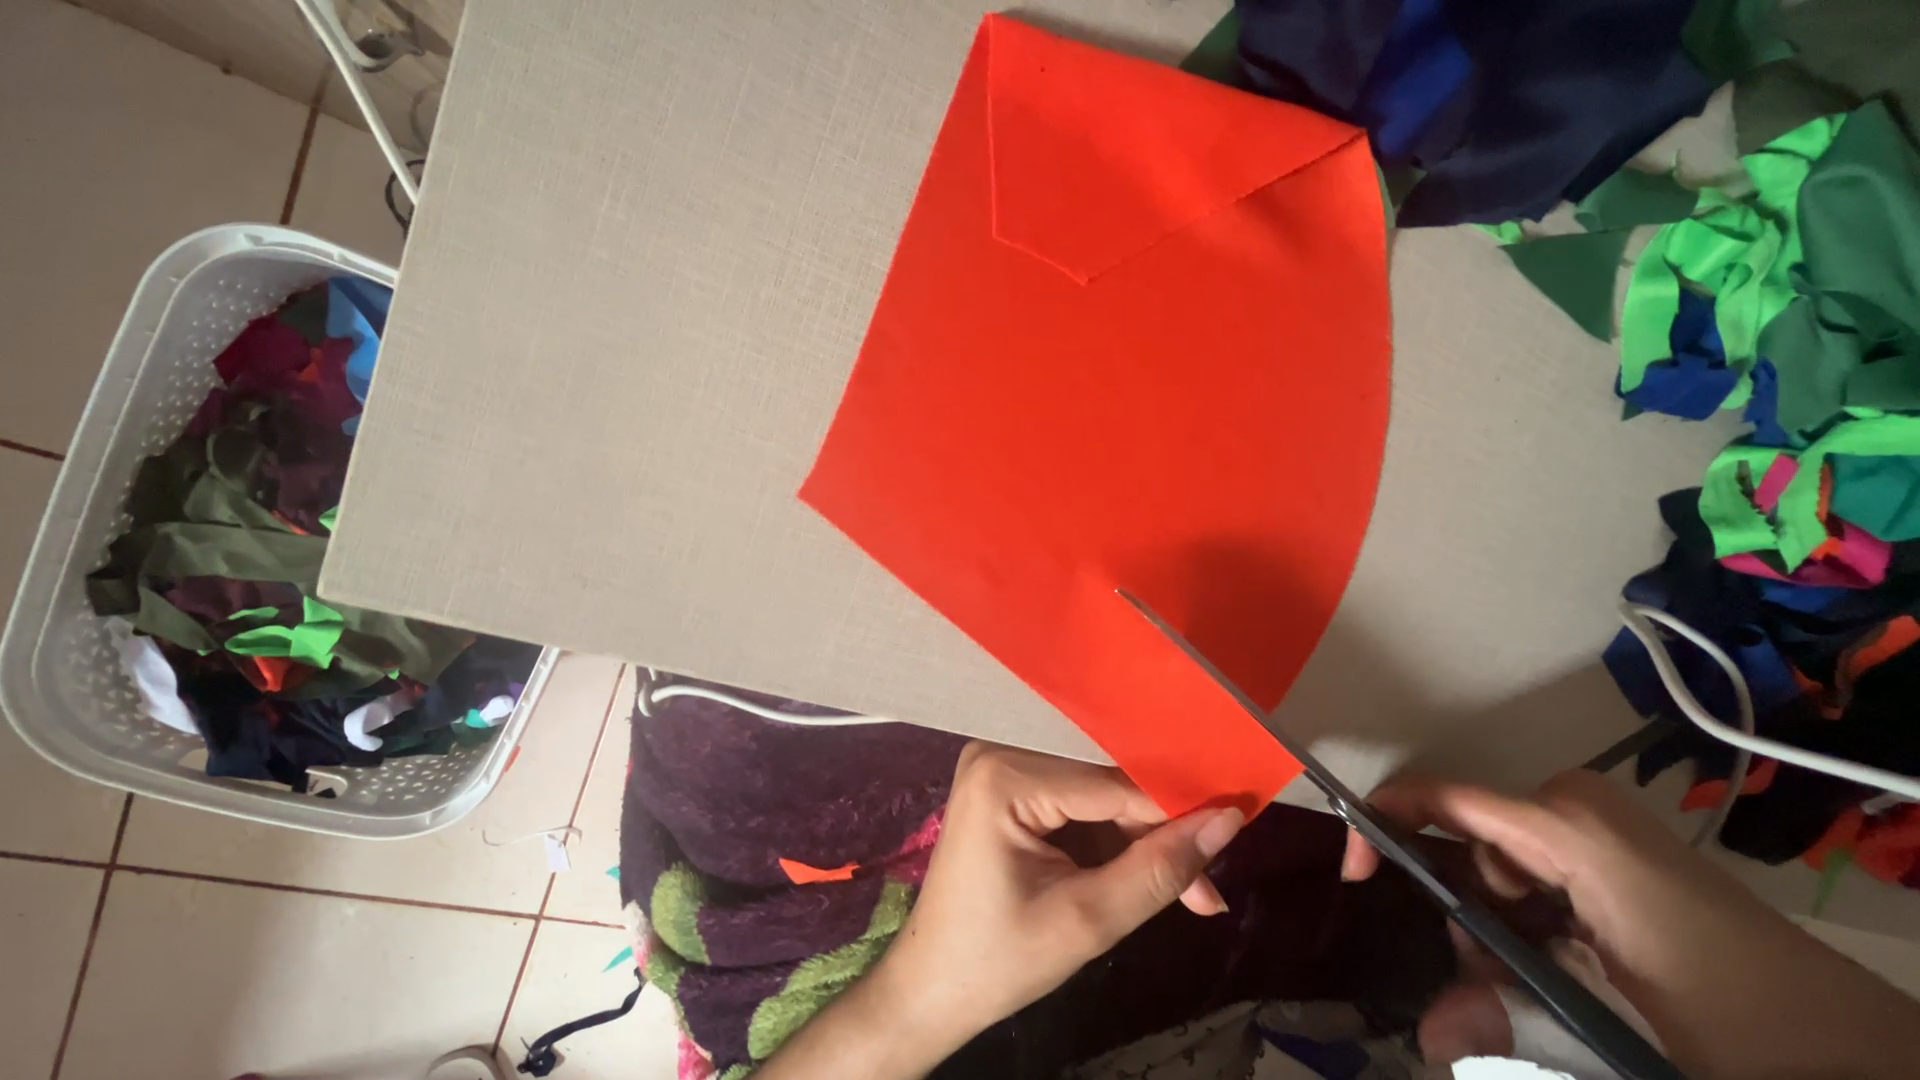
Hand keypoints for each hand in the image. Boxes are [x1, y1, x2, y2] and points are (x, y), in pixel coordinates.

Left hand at [876, 744, 1243, 1054]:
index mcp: (1004, 774)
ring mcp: (999, 768)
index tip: (1237, 830)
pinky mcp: (1006, 790)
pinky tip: (1140, 877)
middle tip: (1208, 891)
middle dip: (1158, 836)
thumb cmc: (999, 960)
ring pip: (1097, 796)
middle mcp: (999, 752)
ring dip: (1139, 844)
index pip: (1113, 783)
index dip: (1178, 809)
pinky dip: (1109, 843)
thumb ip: (1160, 868)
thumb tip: (1229, 819)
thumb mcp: (1088, 919)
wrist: (931, 989)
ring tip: (1188, 895)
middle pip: (1106, 785)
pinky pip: (1075, 805)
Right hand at [1343, 769, 1919, 1077]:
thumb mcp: (1614, 1032)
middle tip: (1479, 974)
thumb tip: (1425, 1037)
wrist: (1864, 1049)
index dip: (1381, 823)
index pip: (1443, 797)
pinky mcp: (1619, 857)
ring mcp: (1602, 831)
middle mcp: (1580, 812)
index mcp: (1573, 833)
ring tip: (1523, 984)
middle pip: (1467, 834)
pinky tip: (1554, 966)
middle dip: (1456, 901)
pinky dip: (1524, 917)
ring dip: (1492, 921)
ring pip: (1499, 856)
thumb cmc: (1744, 1027)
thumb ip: (1512, 1026)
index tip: (1353, 873)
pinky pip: (1536, 869)